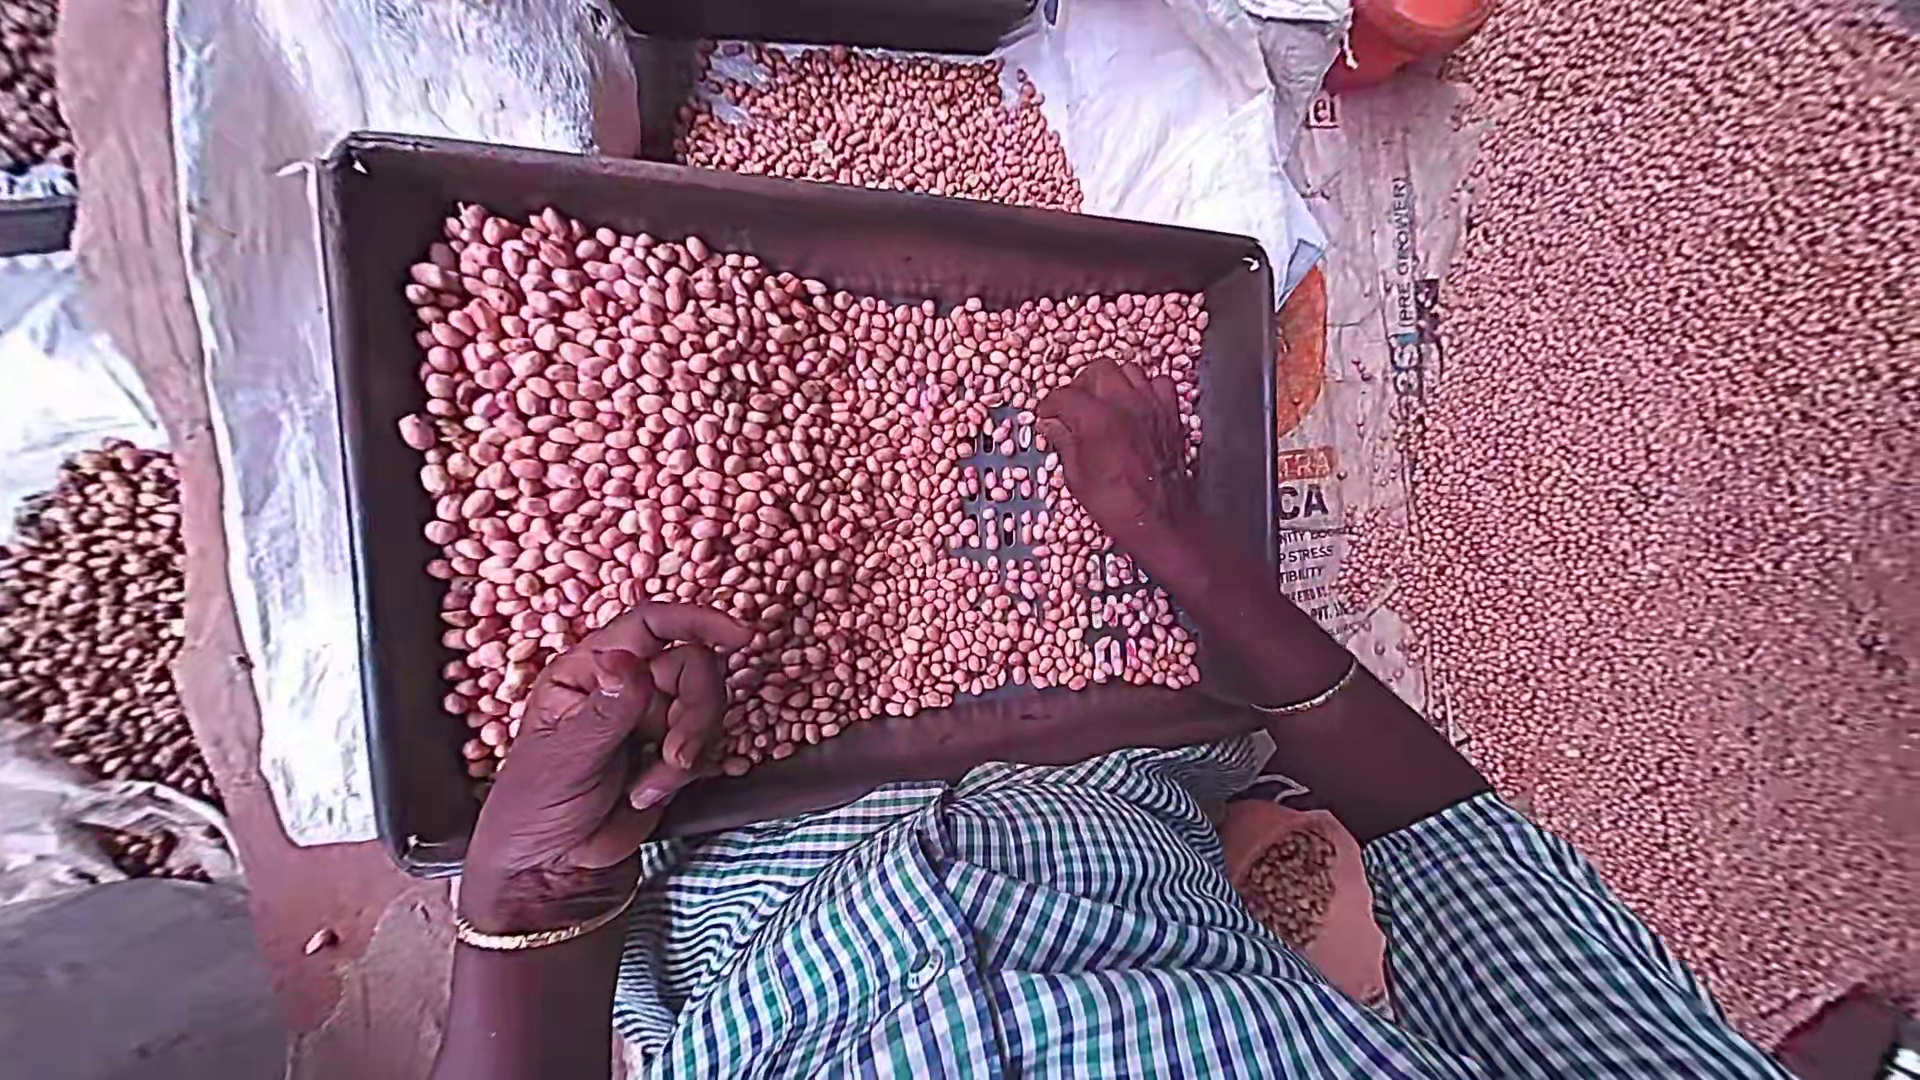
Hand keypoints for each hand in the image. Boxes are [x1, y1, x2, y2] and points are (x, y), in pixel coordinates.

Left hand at [457, 603, 749, 934]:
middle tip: (678, 755)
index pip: (651, 624)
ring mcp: (654, 712)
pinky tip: (649, 792)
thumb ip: (604, 711)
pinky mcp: (674, 744)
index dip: (698, 621)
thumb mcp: (564, 759)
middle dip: (696, 710)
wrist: (553, 871)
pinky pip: (706, 738)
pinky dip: (685, 769)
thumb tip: (624, 660)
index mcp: (592, 669)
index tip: (740, 636)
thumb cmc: (533, 809)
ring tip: (653, 783)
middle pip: (695, 665)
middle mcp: (629, 681)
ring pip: (707, 702)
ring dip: (690, 743)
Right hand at [1036, 357, 1196, 550]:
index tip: (1046, 415)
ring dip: (1111, 382)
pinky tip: (1135, 405)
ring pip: (1128, 370)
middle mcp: (1125, 404)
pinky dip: (1144, 388)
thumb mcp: (1077, 477)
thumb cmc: (1115, 505)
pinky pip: (1158, 383)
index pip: (1065, 394)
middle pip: (1098, 370)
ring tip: (1101, 401)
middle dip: (1080, 384)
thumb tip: (1052, 425)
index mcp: (1096, 419)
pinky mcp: (1171, 414)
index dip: (1050, 404)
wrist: (1161, 520)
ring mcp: (1152, 406)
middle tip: (1072, 405)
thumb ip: (1064, 442)